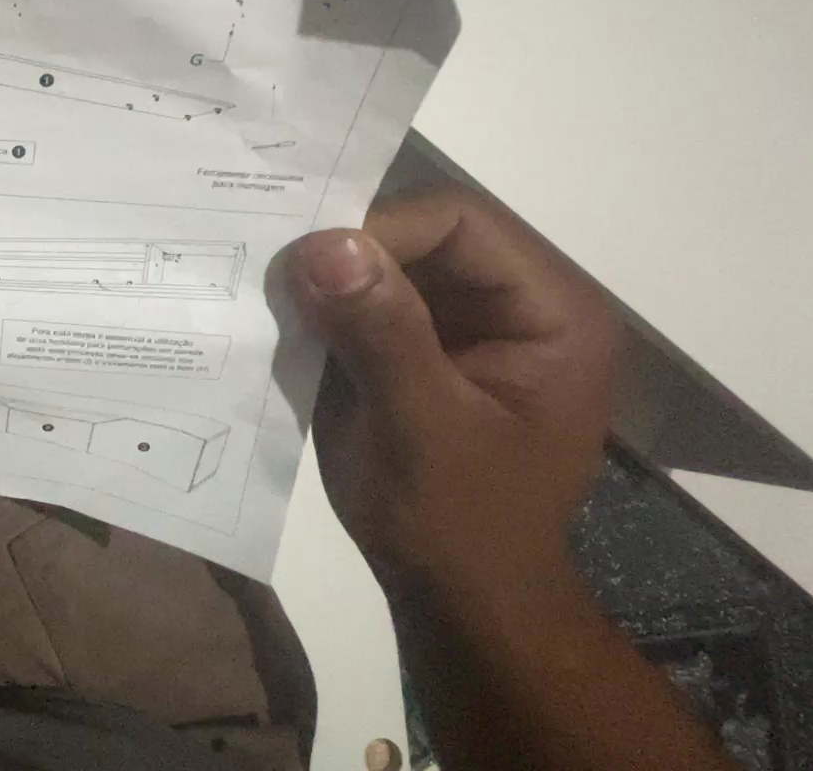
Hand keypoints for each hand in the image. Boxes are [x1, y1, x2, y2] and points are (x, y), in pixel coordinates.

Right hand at [286, 188, 620, 598]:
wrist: (452, 589)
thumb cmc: (457, 520)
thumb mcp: (421, 427)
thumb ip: (381, 333)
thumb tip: (323, 244)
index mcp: (546, 312)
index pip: (459, 222)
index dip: (381, 231)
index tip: (307, 266)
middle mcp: (505, 302)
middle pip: (416, 233)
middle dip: (344, 251)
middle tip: (276, 275)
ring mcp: (453, 323)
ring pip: (379, 262)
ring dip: (322, 278)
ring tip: (266, 295)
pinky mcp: (408, 345)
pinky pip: (357, 299)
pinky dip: (315, 305)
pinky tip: (277, 321)